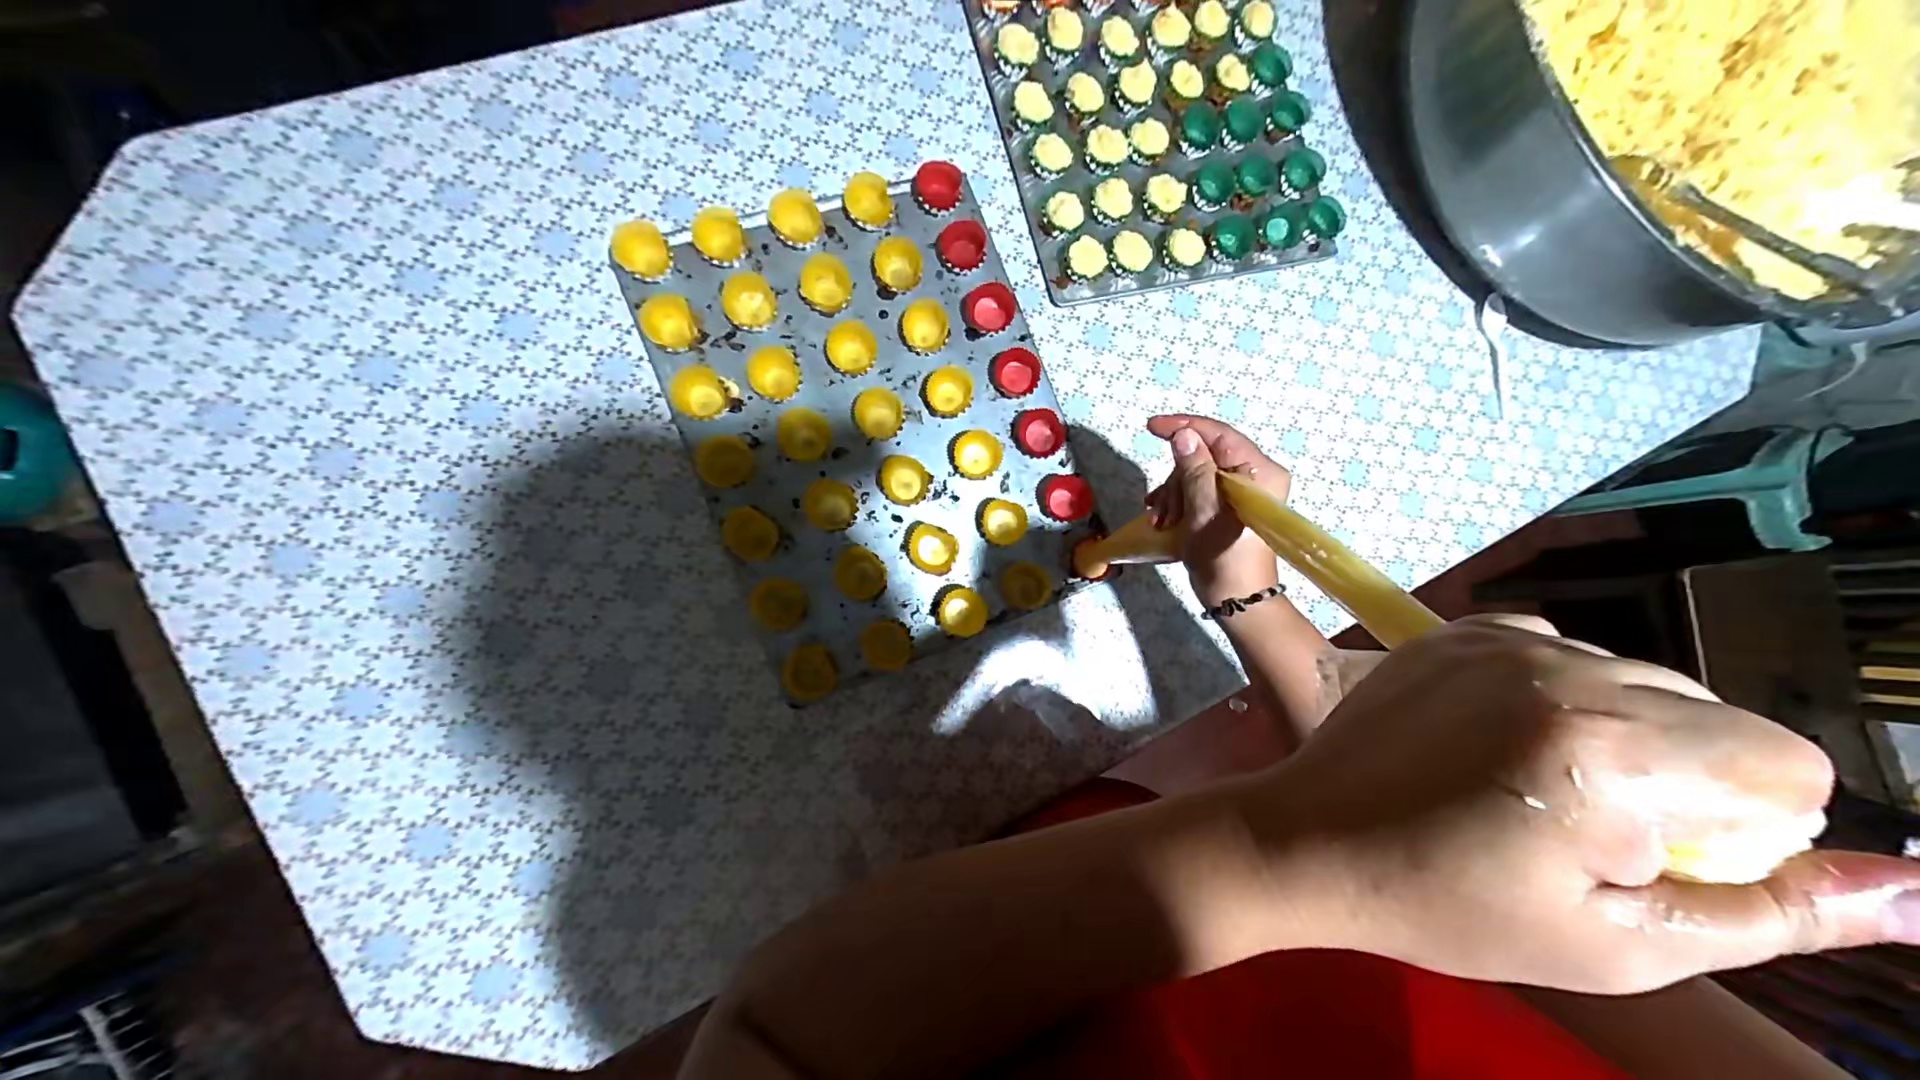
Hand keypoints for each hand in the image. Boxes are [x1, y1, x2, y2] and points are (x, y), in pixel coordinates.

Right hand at [1144, 414, 1288, 606]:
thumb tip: (1182, 436)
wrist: (1236, 600)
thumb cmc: (1224, 557)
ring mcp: (1241, 493)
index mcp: (1259, 472)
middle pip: (1204, 455)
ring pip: (1196, 474)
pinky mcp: (1228, 508)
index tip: (1152, 427)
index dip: (1184, 427)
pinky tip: (1163, 520)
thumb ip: (1195, 470)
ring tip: (1162, 520)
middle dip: (1176, 476)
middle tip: (1162, 507)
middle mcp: (1254, 476)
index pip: (1219, 435)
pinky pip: (1197, 491)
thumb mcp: (1205, 511)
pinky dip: (1178, 502)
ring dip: (1173, 493)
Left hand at [1252, 615, 1919, 994]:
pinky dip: (1554, 692)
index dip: (1748, 828)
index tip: (1655, 855)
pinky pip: (1554, 651)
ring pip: (1630, 677)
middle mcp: (1552, 669)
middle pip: (1706, 711)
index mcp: (1603, 744)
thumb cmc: (1448, 903)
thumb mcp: (1618, 942)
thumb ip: (1772, 913)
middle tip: (1583, 825)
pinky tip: (1502, 736)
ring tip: (1535, 782)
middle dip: (1683, 776)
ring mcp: (1489, 642)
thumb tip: (1914, 887)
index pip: (1783, 761)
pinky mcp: (1447, 636)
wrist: (1312, 838)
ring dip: (1618, 729)